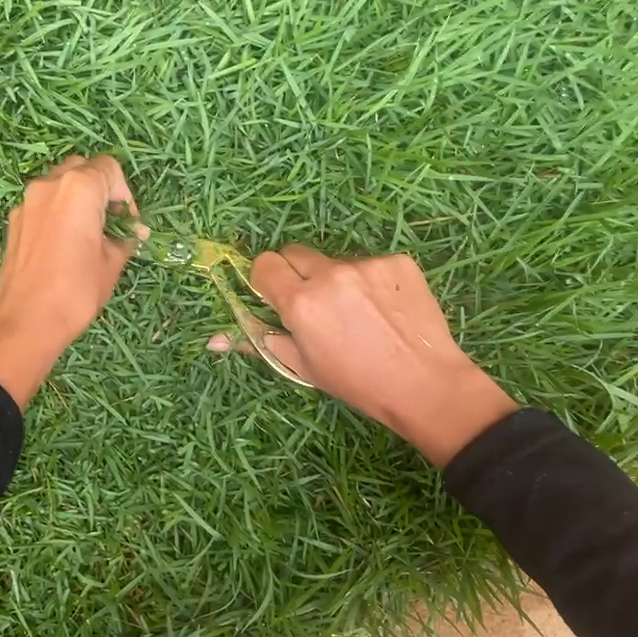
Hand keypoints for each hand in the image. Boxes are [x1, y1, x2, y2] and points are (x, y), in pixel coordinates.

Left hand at [0, 155, 143, 409]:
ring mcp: (26, 203)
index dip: (125, 194)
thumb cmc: (76, 291)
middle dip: (101, 191)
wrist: (26, 322)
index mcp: (78, 188)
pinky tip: (64, 245)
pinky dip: (58, 214)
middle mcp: (48, 185)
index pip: (109, 169)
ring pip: (59, 186)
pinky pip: (42, 206)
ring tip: (88, 236)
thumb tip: (133, 233)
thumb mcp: (111, 263)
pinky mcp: (14, 223)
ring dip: (78, 201)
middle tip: (110, 224)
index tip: (128, 223)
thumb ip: (124, 238)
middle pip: (82, 170)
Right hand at [221, 246, 517, 466]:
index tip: (276, 298)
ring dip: (335, 280)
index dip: (266, 281)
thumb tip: (213, 341)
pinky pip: (369, 264)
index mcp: (300, 303)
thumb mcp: (301, 366)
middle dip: (297, 274)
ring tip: (358, 314)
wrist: (424, 383)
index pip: (264, 264)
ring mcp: (366, 264)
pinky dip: (370, 282)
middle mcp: (329, 275)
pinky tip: (384, 309)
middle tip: (314, 305)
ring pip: (334, 261)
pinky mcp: (397, 261)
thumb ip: (258, 342)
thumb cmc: (354, 382)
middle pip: (294, 253)